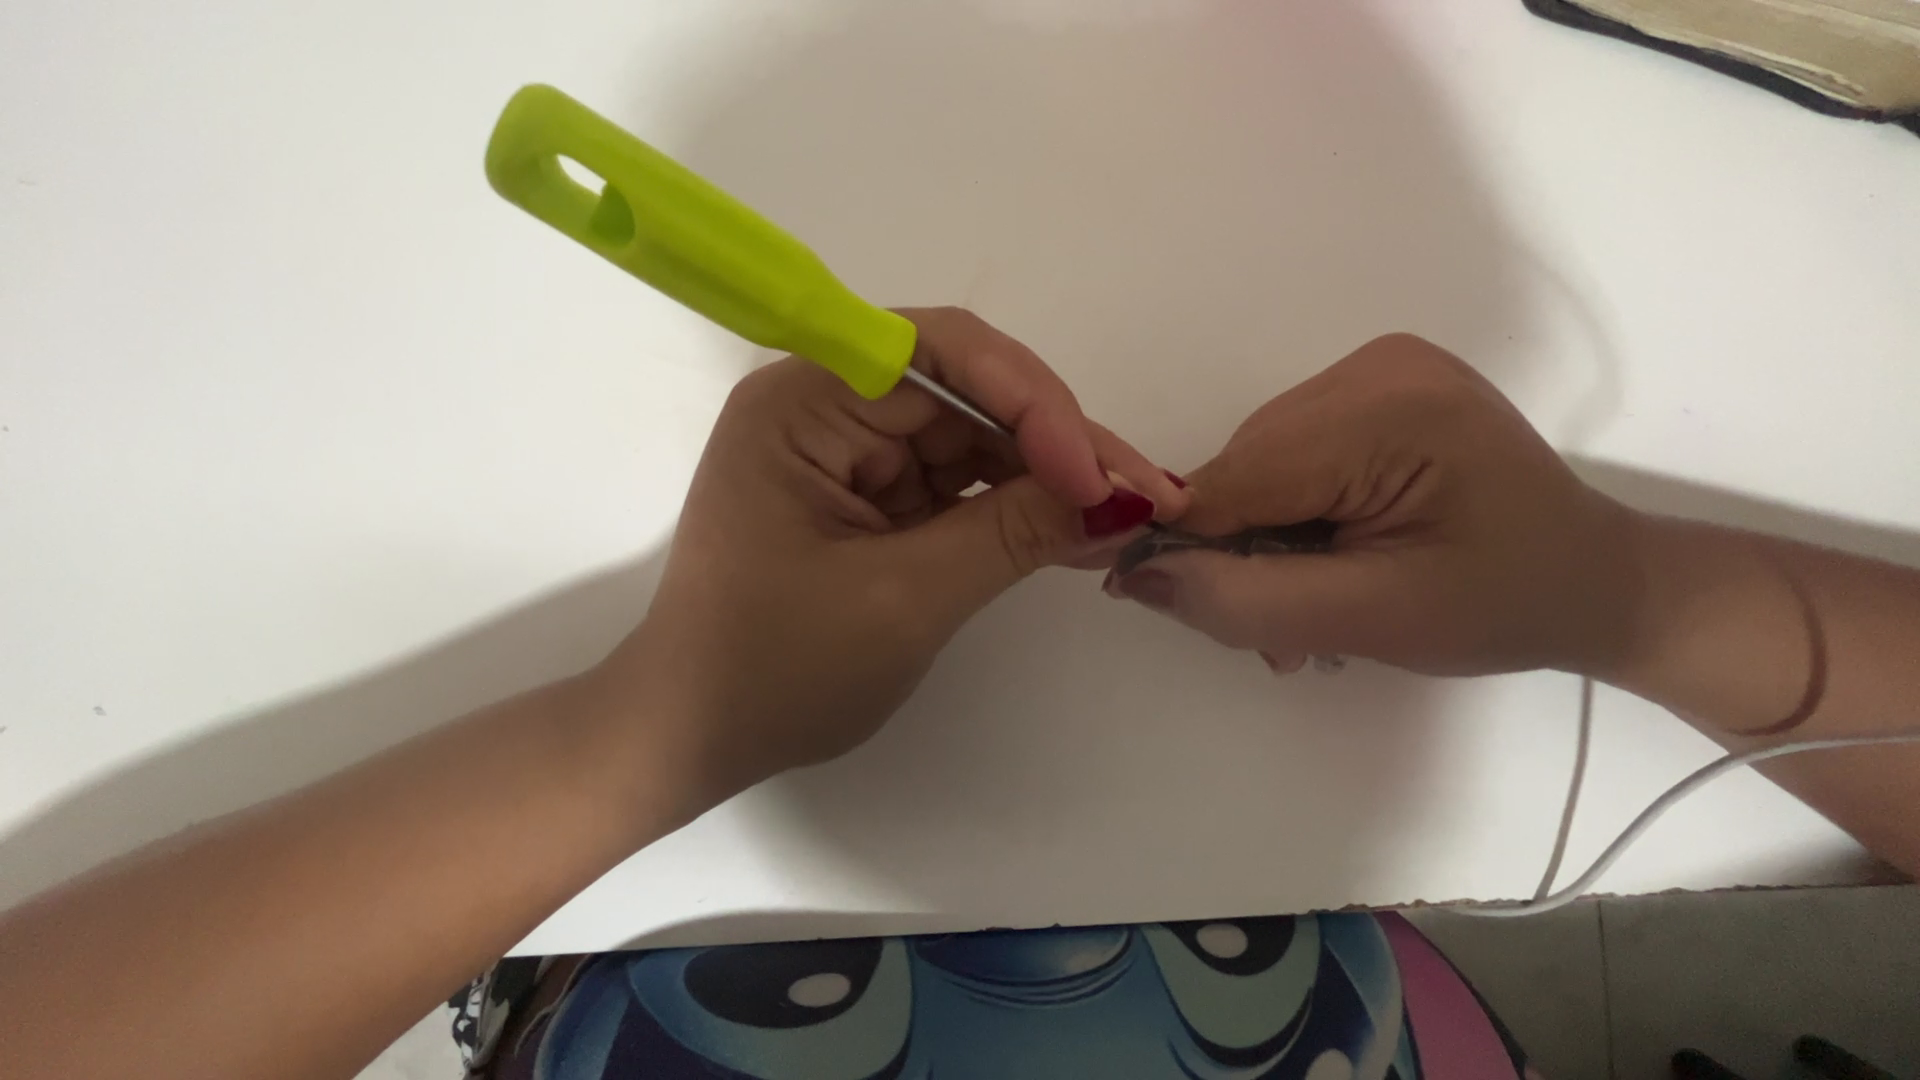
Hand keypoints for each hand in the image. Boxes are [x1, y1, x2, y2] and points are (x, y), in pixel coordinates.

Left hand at [586, 308, 1188, 808]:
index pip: (937, 352)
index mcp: (803, 402)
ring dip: (1047, 477)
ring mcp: (849, 454)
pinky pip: (957, 485)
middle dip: (1056, 443)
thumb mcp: (903, 599)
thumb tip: (1117, 497)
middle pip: (966, 394)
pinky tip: (1073, 531)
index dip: (1028, 398)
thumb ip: (1011, 534)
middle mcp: (826, 408)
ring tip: (1126, 516)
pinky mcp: (870, 498)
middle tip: (1144, 494)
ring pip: (972, 440)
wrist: (696, 738)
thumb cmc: (775, 670)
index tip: (1093, 475)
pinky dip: (1014, 509)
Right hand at [1109, 334, 1643, 676]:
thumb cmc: (1500, 607)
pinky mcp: (1368, 389)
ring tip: (1309, 593)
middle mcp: (1373, 368)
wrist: (1593, 580)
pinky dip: (1282, 511)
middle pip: (1241, 469)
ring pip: (1252, 464)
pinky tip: (1321, 550)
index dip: (1188, 541)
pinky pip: (1280, 455)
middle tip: (1276, 627)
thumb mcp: (1368, 621)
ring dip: (1258, 535)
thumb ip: (1244, 600)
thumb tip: (1132, 576)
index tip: (1167, 600)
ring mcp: (1372, 370)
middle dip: (1239, 549)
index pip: (1236, 478)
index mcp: (1389, 410)